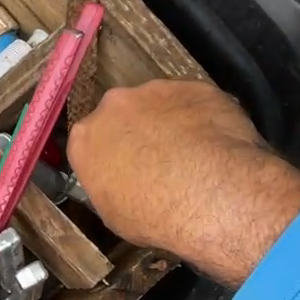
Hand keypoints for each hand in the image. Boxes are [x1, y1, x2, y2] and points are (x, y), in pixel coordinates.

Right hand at [67, 80, 299, 285]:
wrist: (205, 193)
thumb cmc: (148, 212)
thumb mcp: (112, 212)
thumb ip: (109, 185)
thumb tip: (121, 183)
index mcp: (85, 138)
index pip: (90, 141)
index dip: (108, 155)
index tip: (122, 169)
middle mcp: (115, 105)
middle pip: (123, 115)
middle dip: (137, 132)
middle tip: (156, 159)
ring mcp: (156, 91)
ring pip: (160, 103)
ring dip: (169, 122)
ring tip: (190, 153)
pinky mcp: (196, 87)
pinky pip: (195, 102)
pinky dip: (202, 117)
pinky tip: (214, 143)